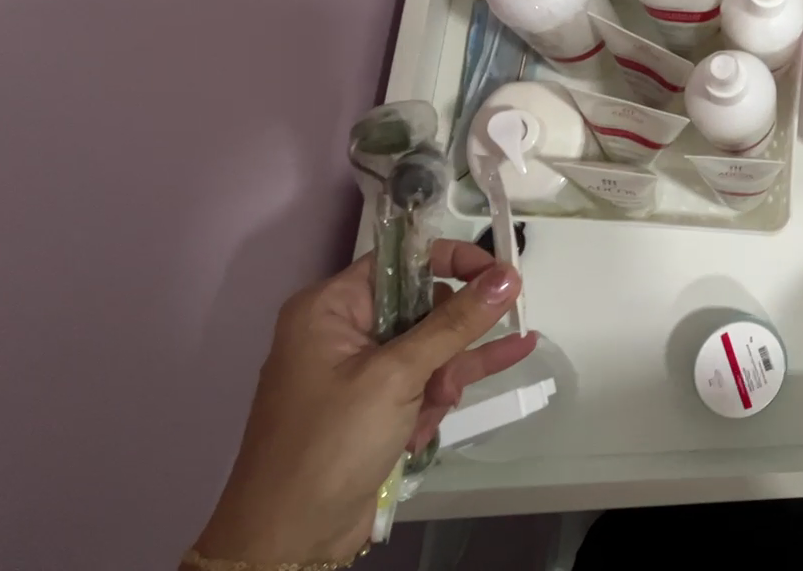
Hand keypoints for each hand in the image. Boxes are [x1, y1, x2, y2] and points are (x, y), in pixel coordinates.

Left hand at [191, 240, 536, 564]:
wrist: (289, 540)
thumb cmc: (329, 444)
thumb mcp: (397, 376)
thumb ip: (457, 322)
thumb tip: (509, 274)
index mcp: (331, 309)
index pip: (404, 260)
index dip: (454, 260)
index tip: (501, 273)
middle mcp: (346, 330)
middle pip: (426, 303)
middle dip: (450, 336)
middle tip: (454, 366)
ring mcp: (364, 369)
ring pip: (435, 342)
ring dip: (450, 369)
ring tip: (448, 399)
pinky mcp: (381, 402)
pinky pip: (433, 373)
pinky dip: (457, 377)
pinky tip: (513, 353)